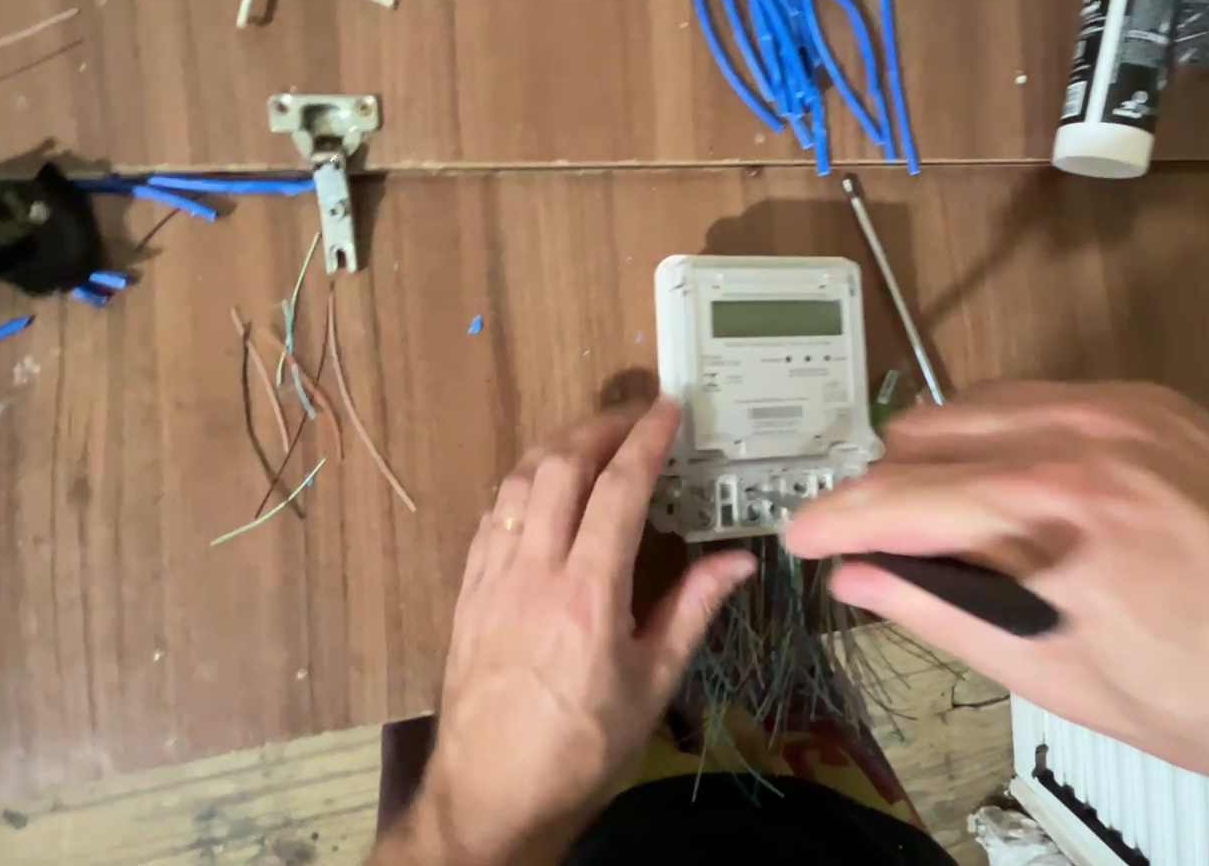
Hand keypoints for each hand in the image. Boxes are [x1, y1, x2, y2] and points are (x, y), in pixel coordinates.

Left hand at [382, 398, 754, 865]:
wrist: (489, 800)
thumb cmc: (584, 746)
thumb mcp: (653, 684)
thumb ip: (693, 609)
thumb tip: (741, 559)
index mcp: (588, 594)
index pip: (619, 490)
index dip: (646, 440)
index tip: (667, 407)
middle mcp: (534, 571)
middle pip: (560, 467)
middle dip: (599, 426)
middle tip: (633, 413)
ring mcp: (492, 577)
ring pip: (519, 481)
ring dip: (557, 445)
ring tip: (592, 436)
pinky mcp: (467, 590)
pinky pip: (492, 514)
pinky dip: (523, 482)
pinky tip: (543, 482)